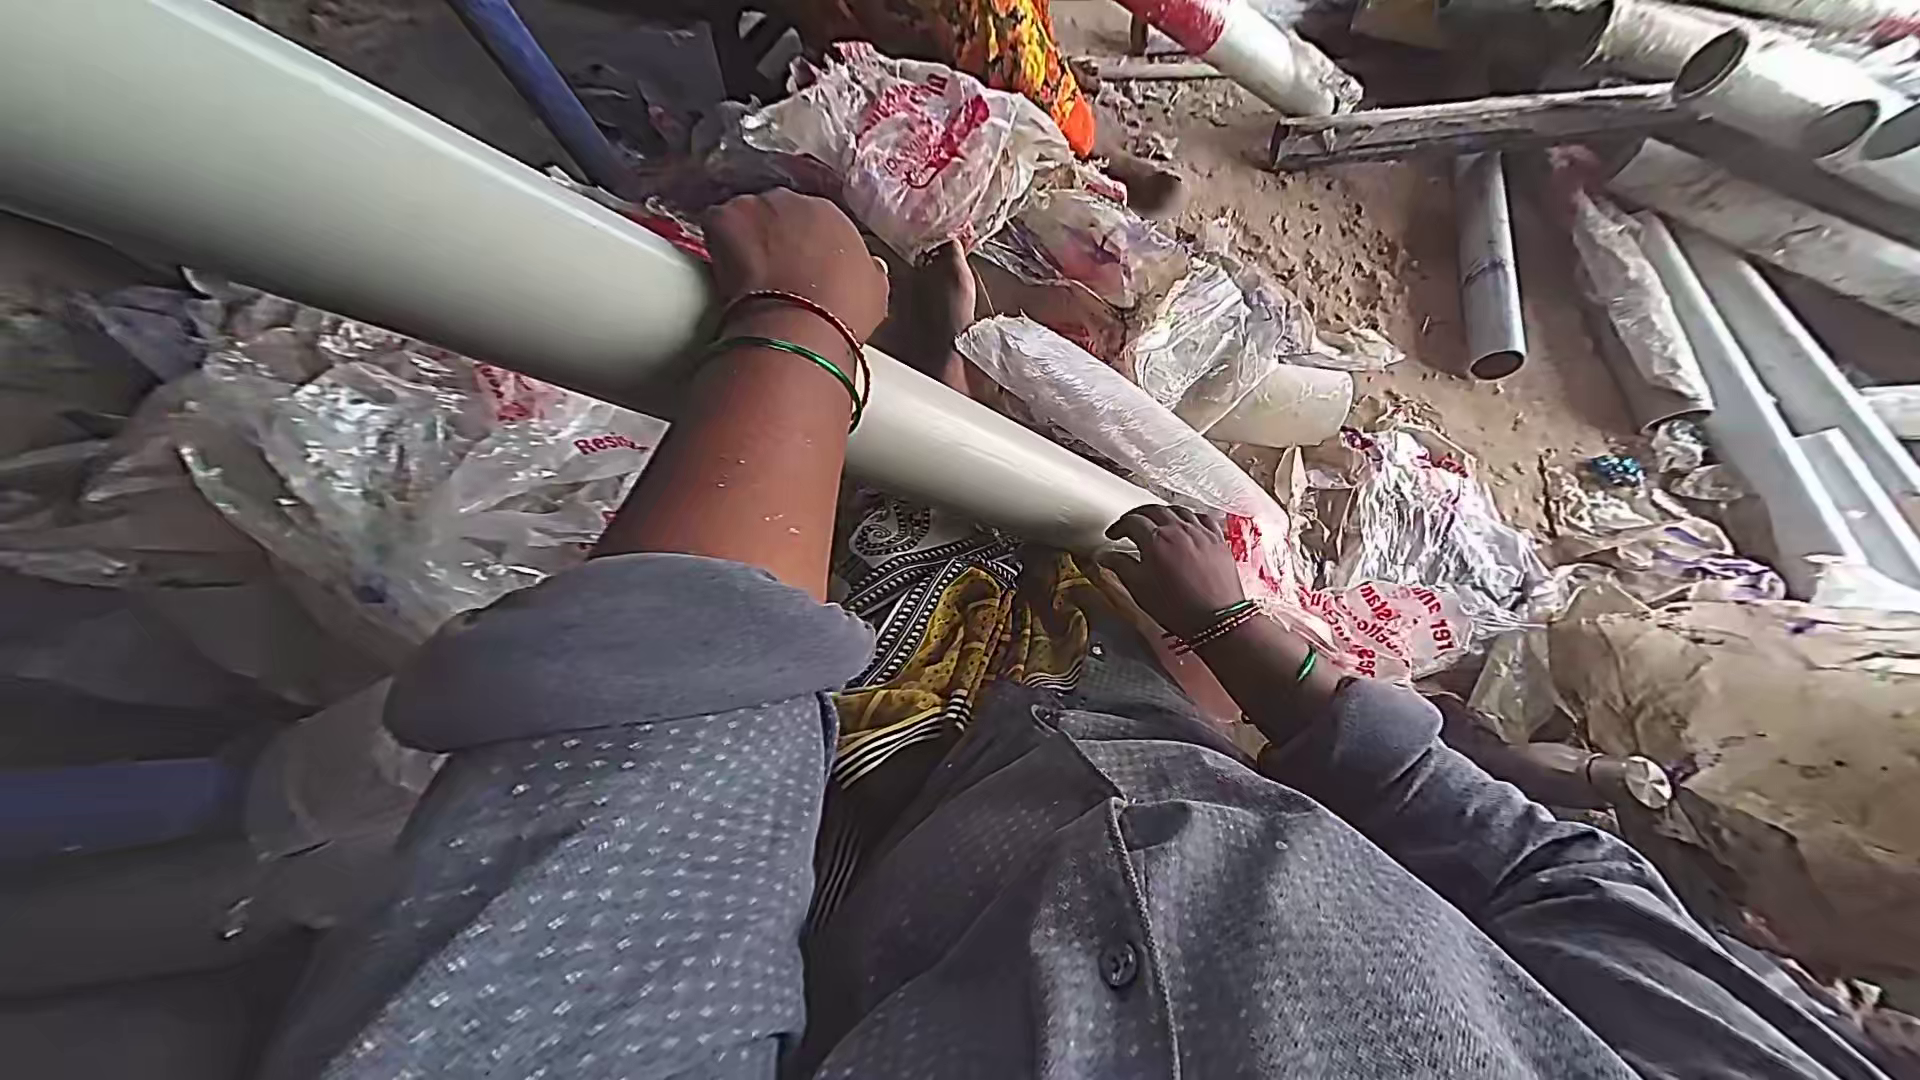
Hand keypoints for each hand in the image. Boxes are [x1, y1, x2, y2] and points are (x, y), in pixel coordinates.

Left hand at [704, 187, 889, 342]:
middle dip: (775, 237)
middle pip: (778, 213)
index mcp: (832, 213)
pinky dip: (719, 243)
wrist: (802, 326)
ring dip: (746, 238)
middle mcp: (793, 199)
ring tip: (749, 274)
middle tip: (775, 273)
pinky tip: (727, 269)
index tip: (803, 268)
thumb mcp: (875, 291)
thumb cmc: (845, 313)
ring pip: (745, 217)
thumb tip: (869, 266)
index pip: (815, 220)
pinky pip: (716, 224)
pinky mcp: (723, 218)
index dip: (807, 245)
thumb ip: (869, 270)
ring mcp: (755, 205)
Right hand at [1099, 505, 1244, 637]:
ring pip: (1178, 510)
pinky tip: (1187, 523)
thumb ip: (1120, 566)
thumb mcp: (1139, 587)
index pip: (1132, 521)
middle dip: (1138, 514)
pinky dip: (1189, 516)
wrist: (1216, 620)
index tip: (1114, 534)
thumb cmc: (1178, 607)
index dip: (1119, 526)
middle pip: (1154, 510)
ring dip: (1162, 512)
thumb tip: (1106, 556)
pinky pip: (1202, 518)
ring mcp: (1201, 533)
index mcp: (1156, 540)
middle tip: (1130, 523)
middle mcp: (1179, 530)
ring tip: (1156, 521)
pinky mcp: (1217, 540)